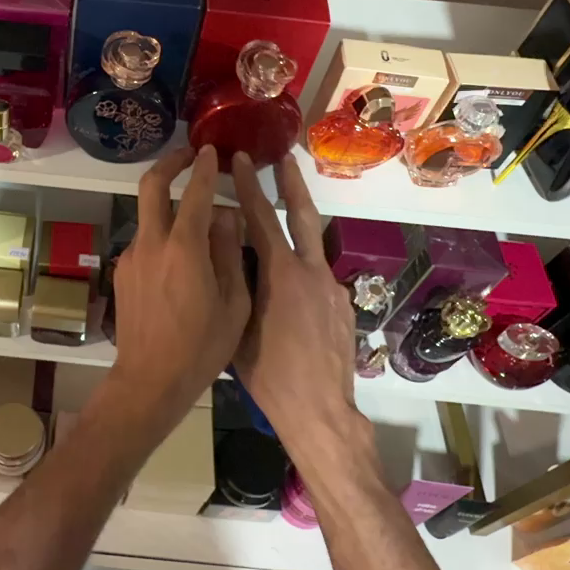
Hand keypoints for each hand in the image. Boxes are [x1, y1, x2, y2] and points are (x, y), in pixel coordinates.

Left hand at [105, 145, 251, 430]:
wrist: (150, 380)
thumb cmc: (202, 347)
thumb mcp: (234, 303)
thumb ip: (230, 253)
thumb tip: (226, 216)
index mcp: (184, 248)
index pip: (194, 194)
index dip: (204, 168)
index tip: (212, 151)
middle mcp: (151, 243)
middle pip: (151, 186)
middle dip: (170, 163)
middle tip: (189, 155)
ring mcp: (131, 256)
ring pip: (147, 215)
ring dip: (167, 204)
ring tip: (194, 217)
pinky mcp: (122, 271)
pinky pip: (145, 241)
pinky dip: (162, 235)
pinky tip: (180, 258)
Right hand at [230, 151, 361, 450]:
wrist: (320, 413)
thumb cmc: (268, 374)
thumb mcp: (237, 325)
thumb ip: (235, 282)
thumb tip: (226, 248)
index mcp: (281, 274)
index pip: (261, 217)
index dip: (248, 186)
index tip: (240, 159)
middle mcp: (312, 272)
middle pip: (303, 214)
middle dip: (290, 183)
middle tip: (283, 157)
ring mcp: (333, 288)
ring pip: (314, 245)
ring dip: (299, 223)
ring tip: (285, 214)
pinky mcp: (343, 306)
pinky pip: (319, 276)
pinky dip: (302, 269)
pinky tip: (289, 287)